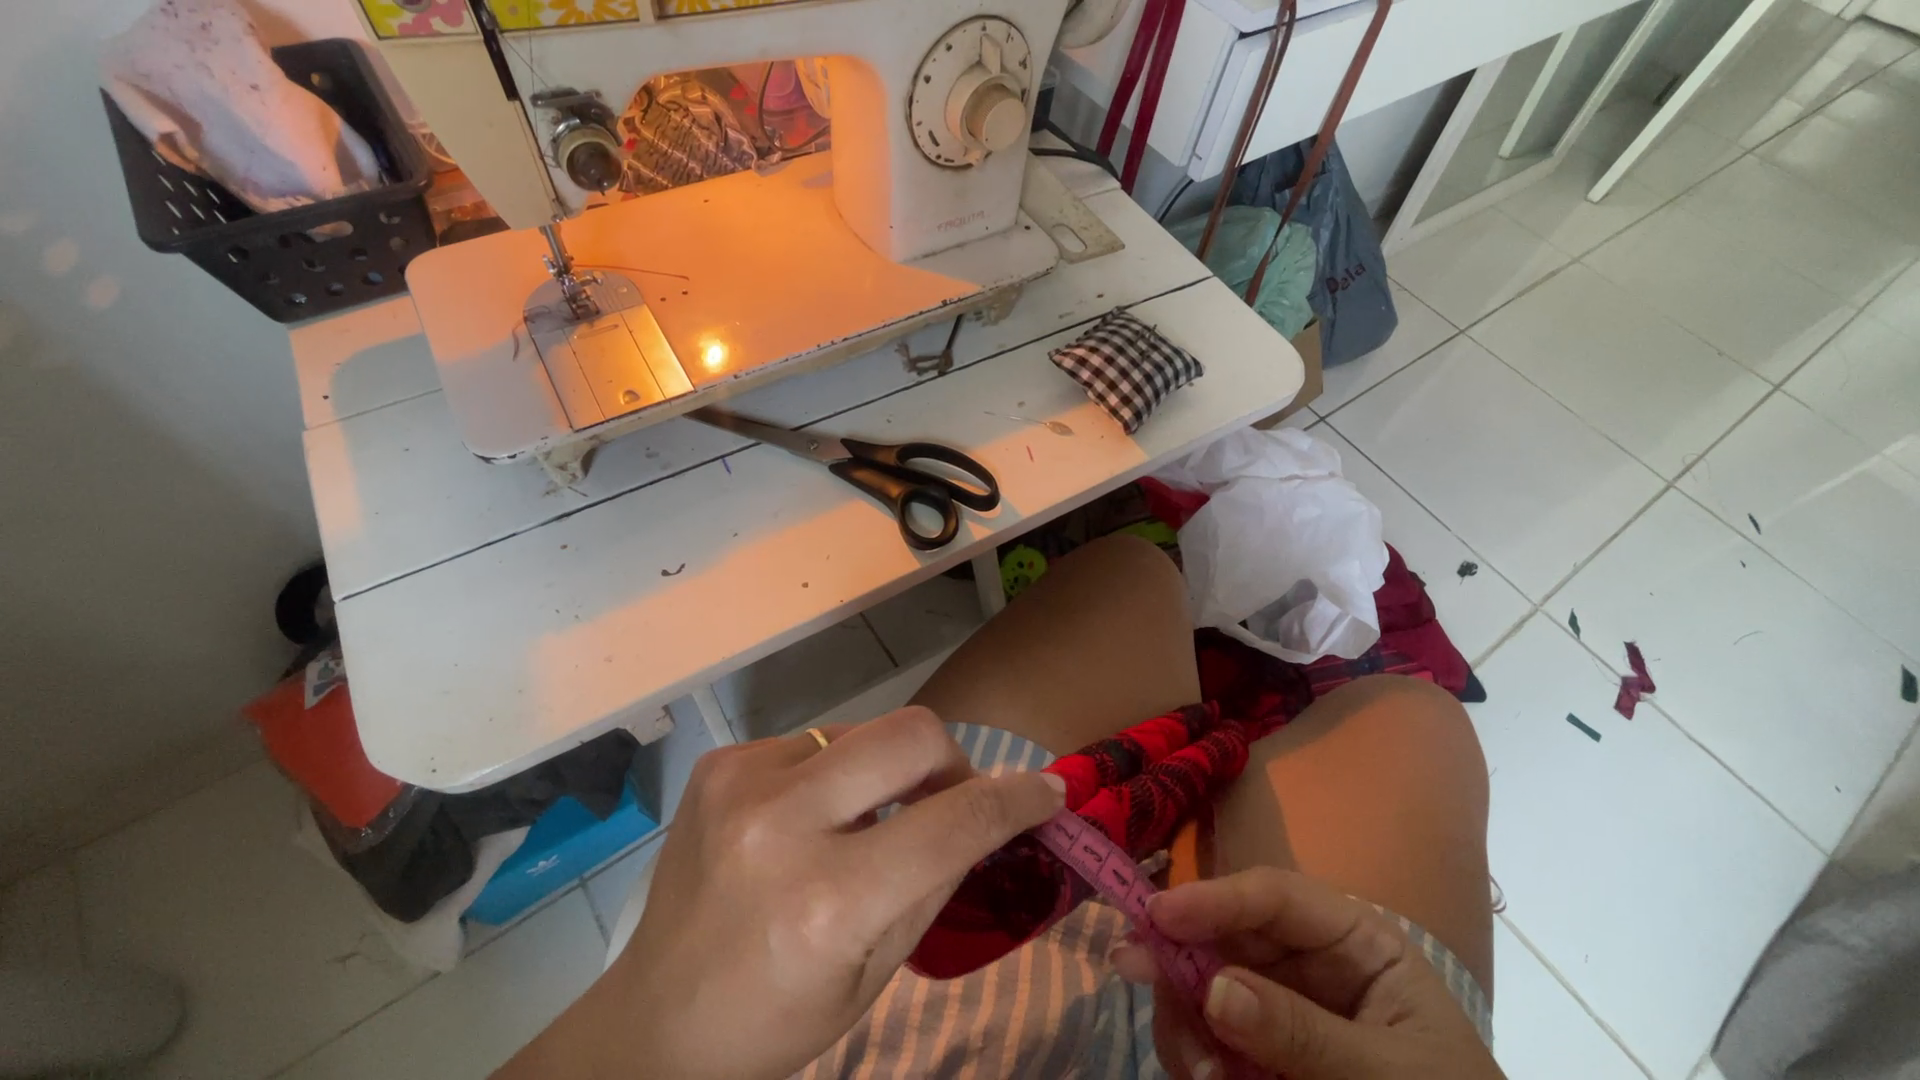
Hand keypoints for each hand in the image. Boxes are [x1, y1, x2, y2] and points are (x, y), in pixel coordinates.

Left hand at [500, 707, 1064, 1079]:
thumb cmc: (777, 1017)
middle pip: (912, 734)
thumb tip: (989, 811)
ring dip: (889, 768)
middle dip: (953, 762)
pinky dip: (835, 773)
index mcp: (828, 901)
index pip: (954, 822)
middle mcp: (781, 823)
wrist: (656, 1020)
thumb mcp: (876, 971)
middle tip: (949, 801)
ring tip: (868, 818)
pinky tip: (812, 817)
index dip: (1015, 799)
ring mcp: (742, 781)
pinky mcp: (720, 763)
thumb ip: (937, 878)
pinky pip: (814, 741)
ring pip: (865, 729)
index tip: (1046, 790)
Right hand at [1112, 867, 1504, 1079]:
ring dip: (1185, 1021)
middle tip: (1127, 968)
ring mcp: (1279, 1011)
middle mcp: (1308, 966)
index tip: (1156, 913)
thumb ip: (1303, 1033)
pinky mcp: (1259, 1056)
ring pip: (1202, 985)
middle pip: (1223, 936)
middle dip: (1179, 958)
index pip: (1276, 896)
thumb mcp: (1390, 1077)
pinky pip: (1207, 1038)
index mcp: (1356, 944)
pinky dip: (1196, 1057)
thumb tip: (1213, 988)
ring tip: (1201, 1075)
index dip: (1215, 897)